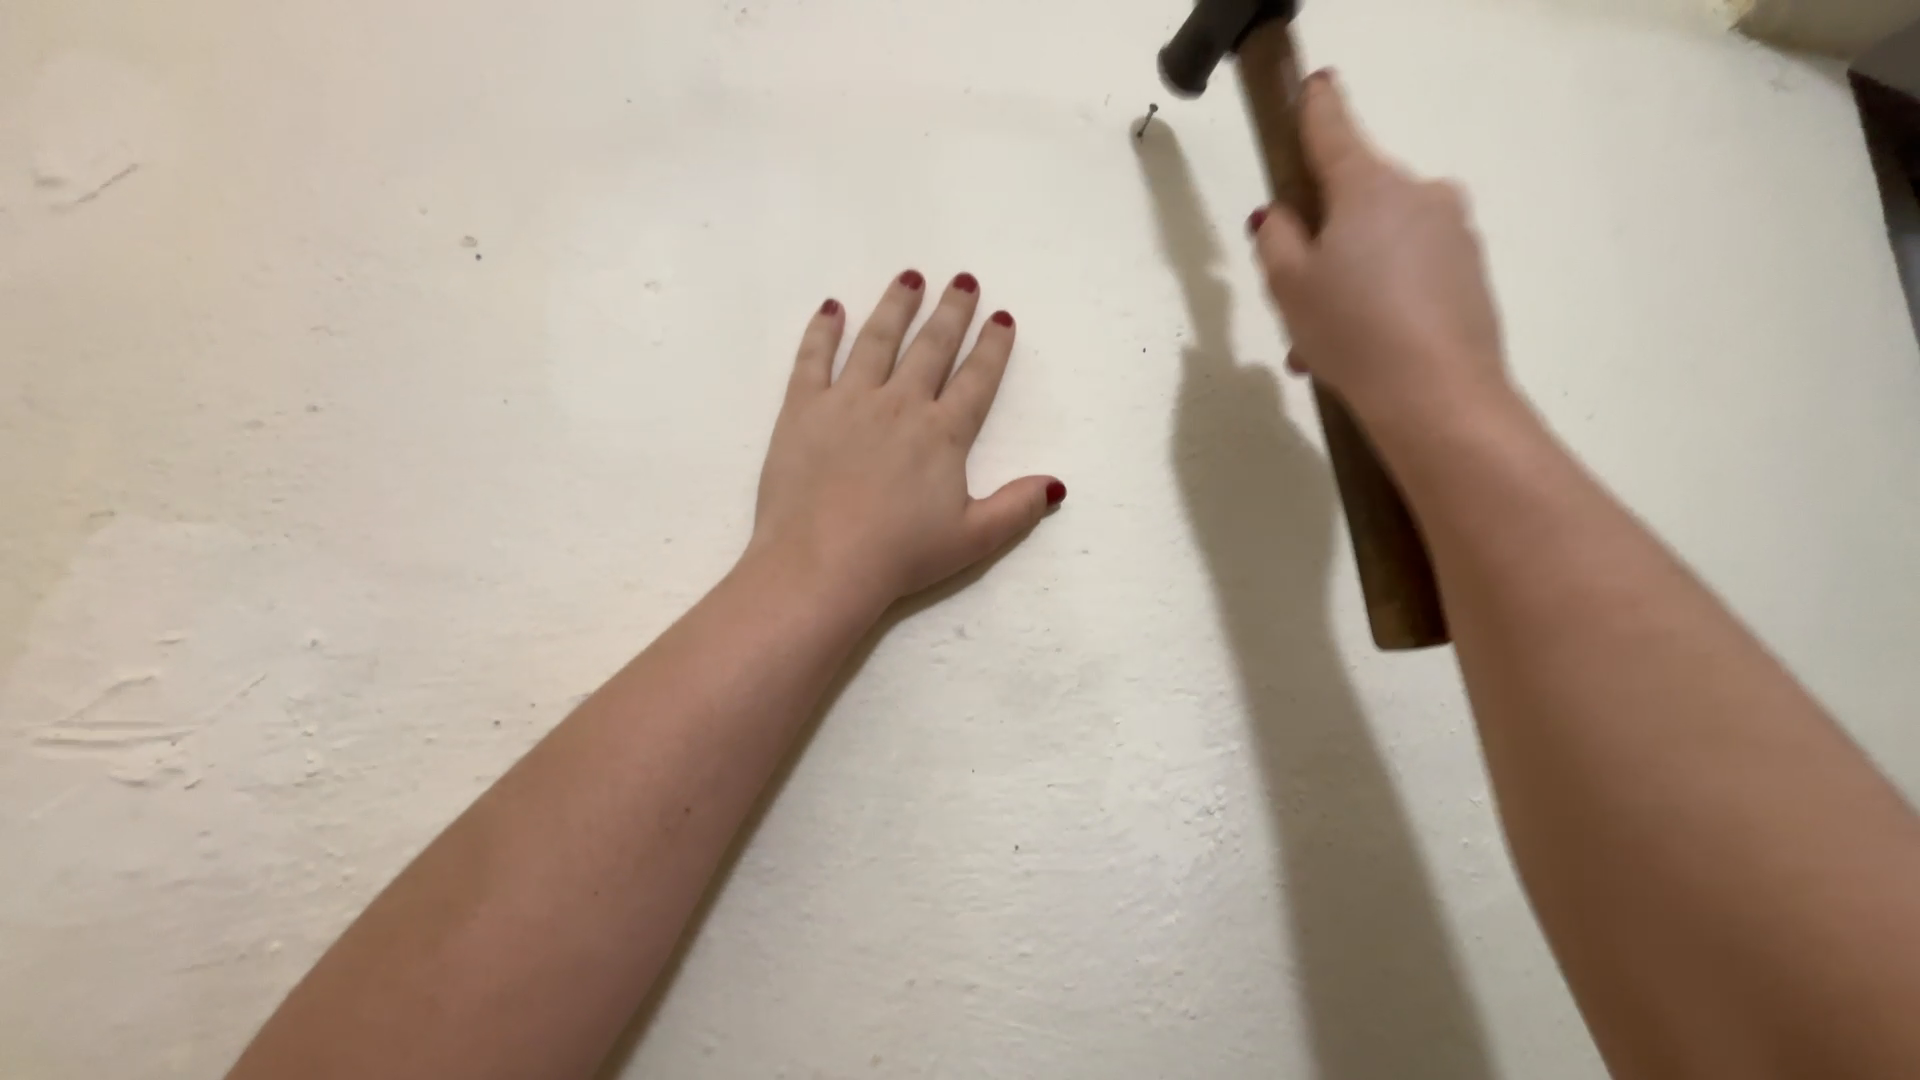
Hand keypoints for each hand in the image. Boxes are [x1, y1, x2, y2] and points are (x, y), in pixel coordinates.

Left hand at [746, 270, 1064, 614]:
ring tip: (910, 278)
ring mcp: (848, 401)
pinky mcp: (802, 409)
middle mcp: (899, 404)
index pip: (976, 380)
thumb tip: (1056, 485)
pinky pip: (813, 358)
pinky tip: (832, 307)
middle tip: (964, 281)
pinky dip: (823, 330)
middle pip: (931, 347)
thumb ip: (1016, 508)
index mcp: (943, 433)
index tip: (1002, 318)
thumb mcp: (972, 540)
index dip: (993, 348)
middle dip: (952, 312)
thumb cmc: (900, 556)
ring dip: (896, 306)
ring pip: (877, 340)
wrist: (821, 564)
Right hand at [1250, 71, 1509, 425]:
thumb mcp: (1287, 286)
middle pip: (1355, 203)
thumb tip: (1281, 214)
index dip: (1315, 108)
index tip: (1315, 85)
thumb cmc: (1350, 330)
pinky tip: (1358, 351)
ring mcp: (1452, 231)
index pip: (1333, 130)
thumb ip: (1275, 238)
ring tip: (1319, 349)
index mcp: (1368, 186)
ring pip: (1379, 247)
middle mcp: (1419, 193)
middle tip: (1293, 307)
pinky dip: (1379, 302)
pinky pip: (1409, 274)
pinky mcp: (1470, 271)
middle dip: (1320, 247)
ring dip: (1345, 285)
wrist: (1438, 393)